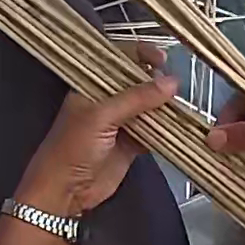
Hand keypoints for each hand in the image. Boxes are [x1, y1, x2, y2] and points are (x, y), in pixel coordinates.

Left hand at [16, 43, 177, 217]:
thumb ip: (136, 98)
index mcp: (92, 85)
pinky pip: (153, 132)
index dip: (140, 54)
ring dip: (164, 107)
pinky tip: (177, 126)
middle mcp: (108, 100)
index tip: (161, 57)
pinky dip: (165, 130)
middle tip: (173, 86)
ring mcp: (121, 123)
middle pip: (138, 82)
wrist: (64, 190)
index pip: (119, 59)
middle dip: (157, 82)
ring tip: (179, 106)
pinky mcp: (132, 144)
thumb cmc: (72, 148)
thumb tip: (171, 83)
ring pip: (149, 107)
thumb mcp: (101, 116)